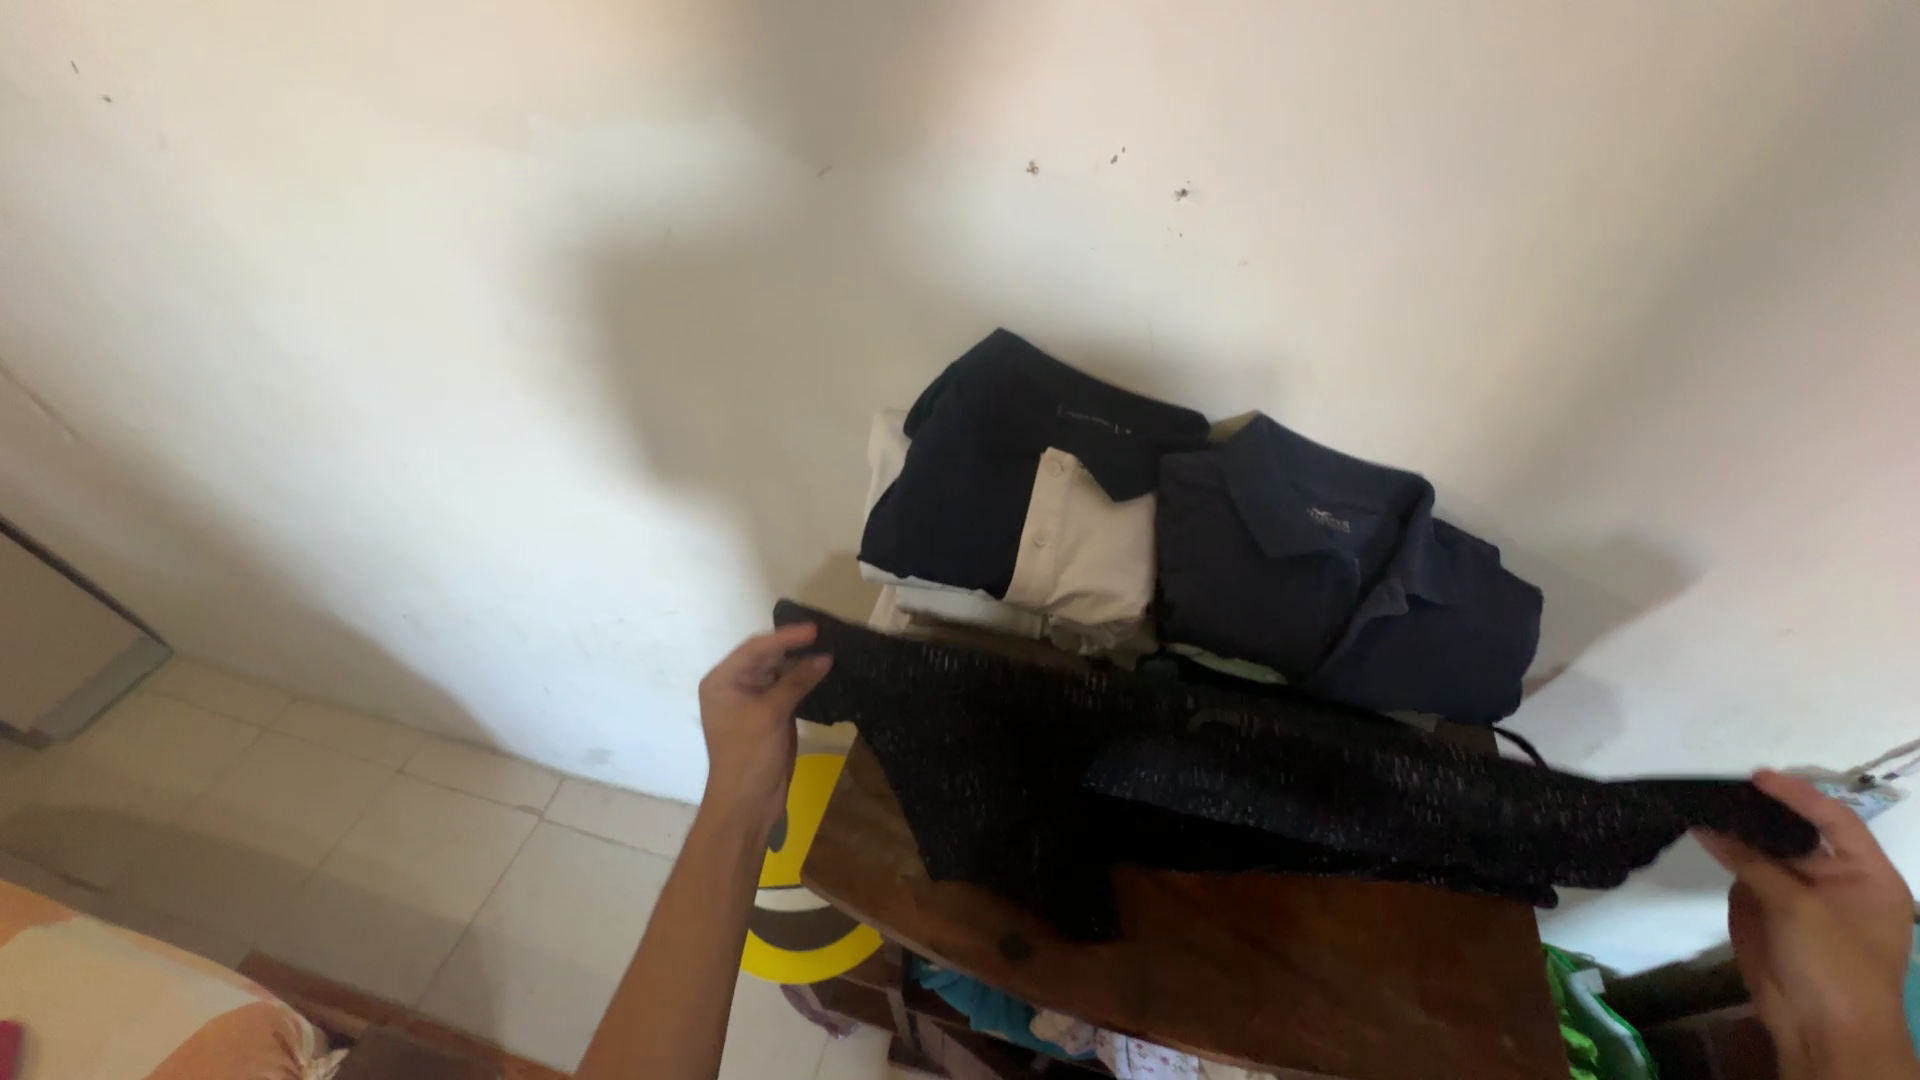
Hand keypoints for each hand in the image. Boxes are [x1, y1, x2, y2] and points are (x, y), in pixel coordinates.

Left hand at [696, 623, 831, 830]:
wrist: (747, 804)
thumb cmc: (749, 756)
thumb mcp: (770, 714)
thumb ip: (796, 682)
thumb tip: (824, 657)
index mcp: (723, 681)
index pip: (756, 649)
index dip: (785, 638)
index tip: (815, 629)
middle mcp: (735, 686)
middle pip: (767, 657)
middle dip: (795, 648)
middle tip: (827, 636)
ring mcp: (753, 701)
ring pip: (780, 672)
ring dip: (802, 663)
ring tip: (831, 649)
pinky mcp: (770, 715)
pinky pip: (788, 689)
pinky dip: (804, 681)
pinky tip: (824, 672)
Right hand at [1697, 770, 1918, 1078]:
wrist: (1820, 1023)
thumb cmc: (1833, 964)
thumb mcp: (1797, 907)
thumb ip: (1751, 861)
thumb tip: (1705, 826)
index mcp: (1868, 877)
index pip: (1837, 821)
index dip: (1800, 795)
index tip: (1756, 776)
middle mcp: (1835, 877)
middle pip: (1799, 830)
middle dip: (1763, 807)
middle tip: (1721, 785)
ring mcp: (1798, 891)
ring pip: (1766, 846)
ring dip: (1737, 826)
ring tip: (1704, 801)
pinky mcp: (1765, 903)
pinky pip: (1743, 866)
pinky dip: (1723, 847)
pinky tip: (1700, 830)